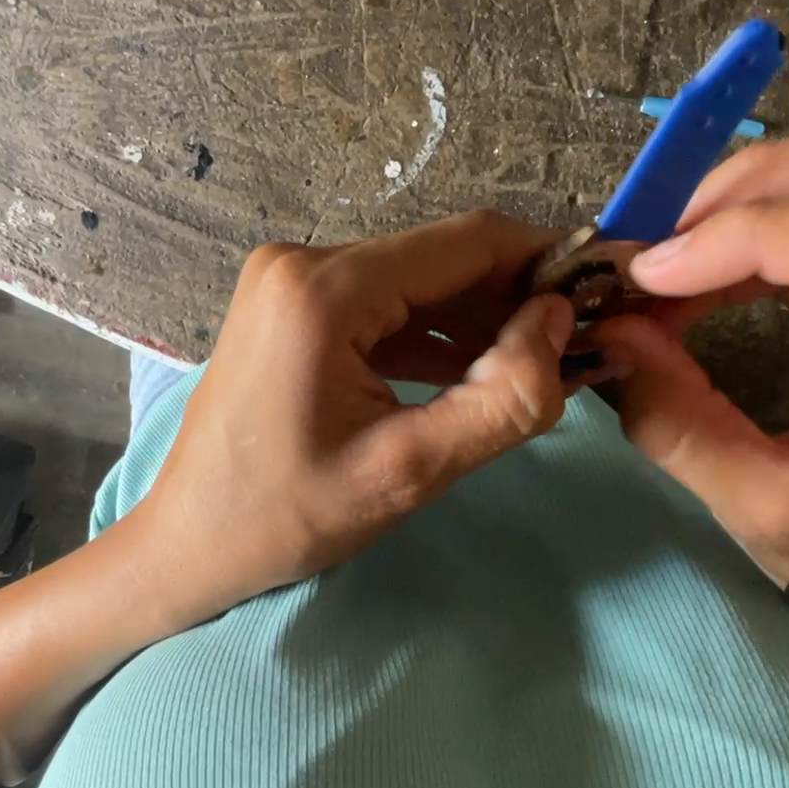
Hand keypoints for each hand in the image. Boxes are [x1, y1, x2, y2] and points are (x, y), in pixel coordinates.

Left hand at [135, 211, 574, 616]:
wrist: (188, 545)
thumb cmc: (285, 518)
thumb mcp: (408, 469)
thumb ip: (502, 397)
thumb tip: (558, 323)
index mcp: (323, 289)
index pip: (465, 242)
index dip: (542, 261)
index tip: (600, 294)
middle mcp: (299, 263)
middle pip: (435, 260)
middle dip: (507, 299)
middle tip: (572, 345)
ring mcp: (285, 285)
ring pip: (408, 286)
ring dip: (468, 322)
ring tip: (529, 365)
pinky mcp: (284, 313)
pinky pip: (373, 310)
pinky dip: (422, 338)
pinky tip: (466, 371)